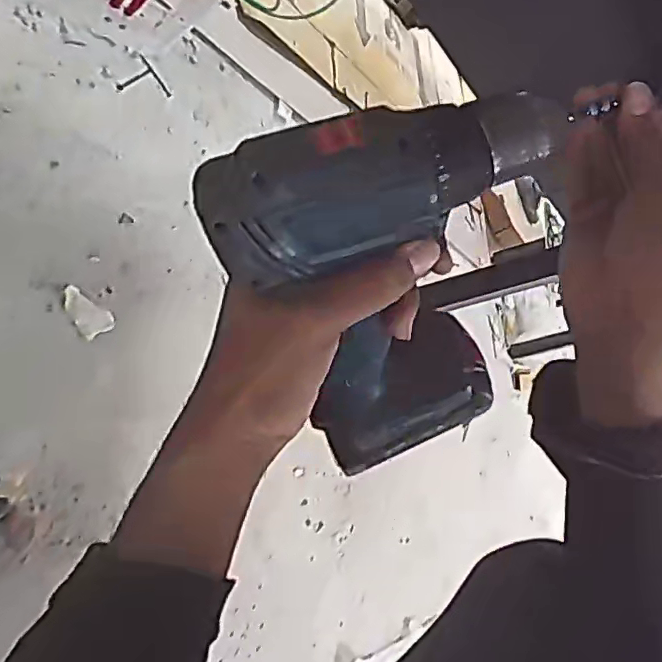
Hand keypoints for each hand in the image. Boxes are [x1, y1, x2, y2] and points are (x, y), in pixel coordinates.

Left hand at [174, 239, 446, 462]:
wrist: (241, 438)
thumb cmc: (252, 378)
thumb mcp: (319, 320)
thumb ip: (371, 284)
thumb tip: (417, 254)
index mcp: (278, 254)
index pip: (340, 222)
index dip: (384, 227)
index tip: (419, 238)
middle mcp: (292, 272)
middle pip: (360, 253)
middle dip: (395, 270)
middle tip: (415, 288)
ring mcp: (306, 301)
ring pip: (366, 283)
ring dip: (393, 299)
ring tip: (398, 324)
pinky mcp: (319, 327)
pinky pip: (364, 309)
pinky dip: (383, 317)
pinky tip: (391, 331)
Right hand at [558, 81, 661, 426]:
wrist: (617, 322)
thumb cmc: (651, 272)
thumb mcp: (654, 199)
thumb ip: (641, 148)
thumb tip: (635, 102)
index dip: (647, 112)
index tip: (626, 91)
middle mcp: (649, 195)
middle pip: (632, 144)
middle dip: (617, 118)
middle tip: (596, 96)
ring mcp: (616, 206)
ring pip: (605, 158)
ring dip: (595, 134)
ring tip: (582, 107)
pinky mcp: (586, 217)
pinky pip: (582, 179)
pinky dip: (578, 157)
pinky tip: (574, 136)